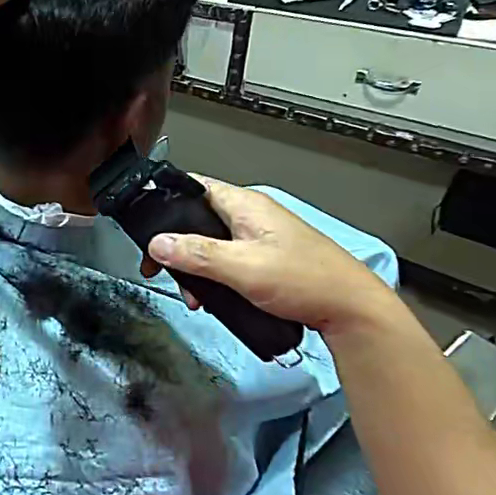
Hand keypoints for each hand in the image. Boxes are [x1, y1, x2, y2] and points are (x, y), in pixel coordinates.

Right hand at [144, 177, 401, 335]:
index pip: (194, 186)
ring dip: (197, 268)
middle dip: (178, 247)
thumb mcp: (242, 267)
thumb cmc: (305, 280)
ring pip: (212, 244)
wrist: (348, 308)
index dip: (165, 202)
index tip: (147, 227)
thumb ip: (197, 254)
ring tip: (194, 295)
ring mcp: (259, 237)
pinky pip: (228, 261)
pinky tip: (214, 298)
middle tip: (163, 271)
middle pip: (198, 219)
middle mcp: (251, 215)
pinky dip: (216, 277)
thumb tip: (158, 242)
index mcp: (245, 204)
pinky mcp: (266, 259)